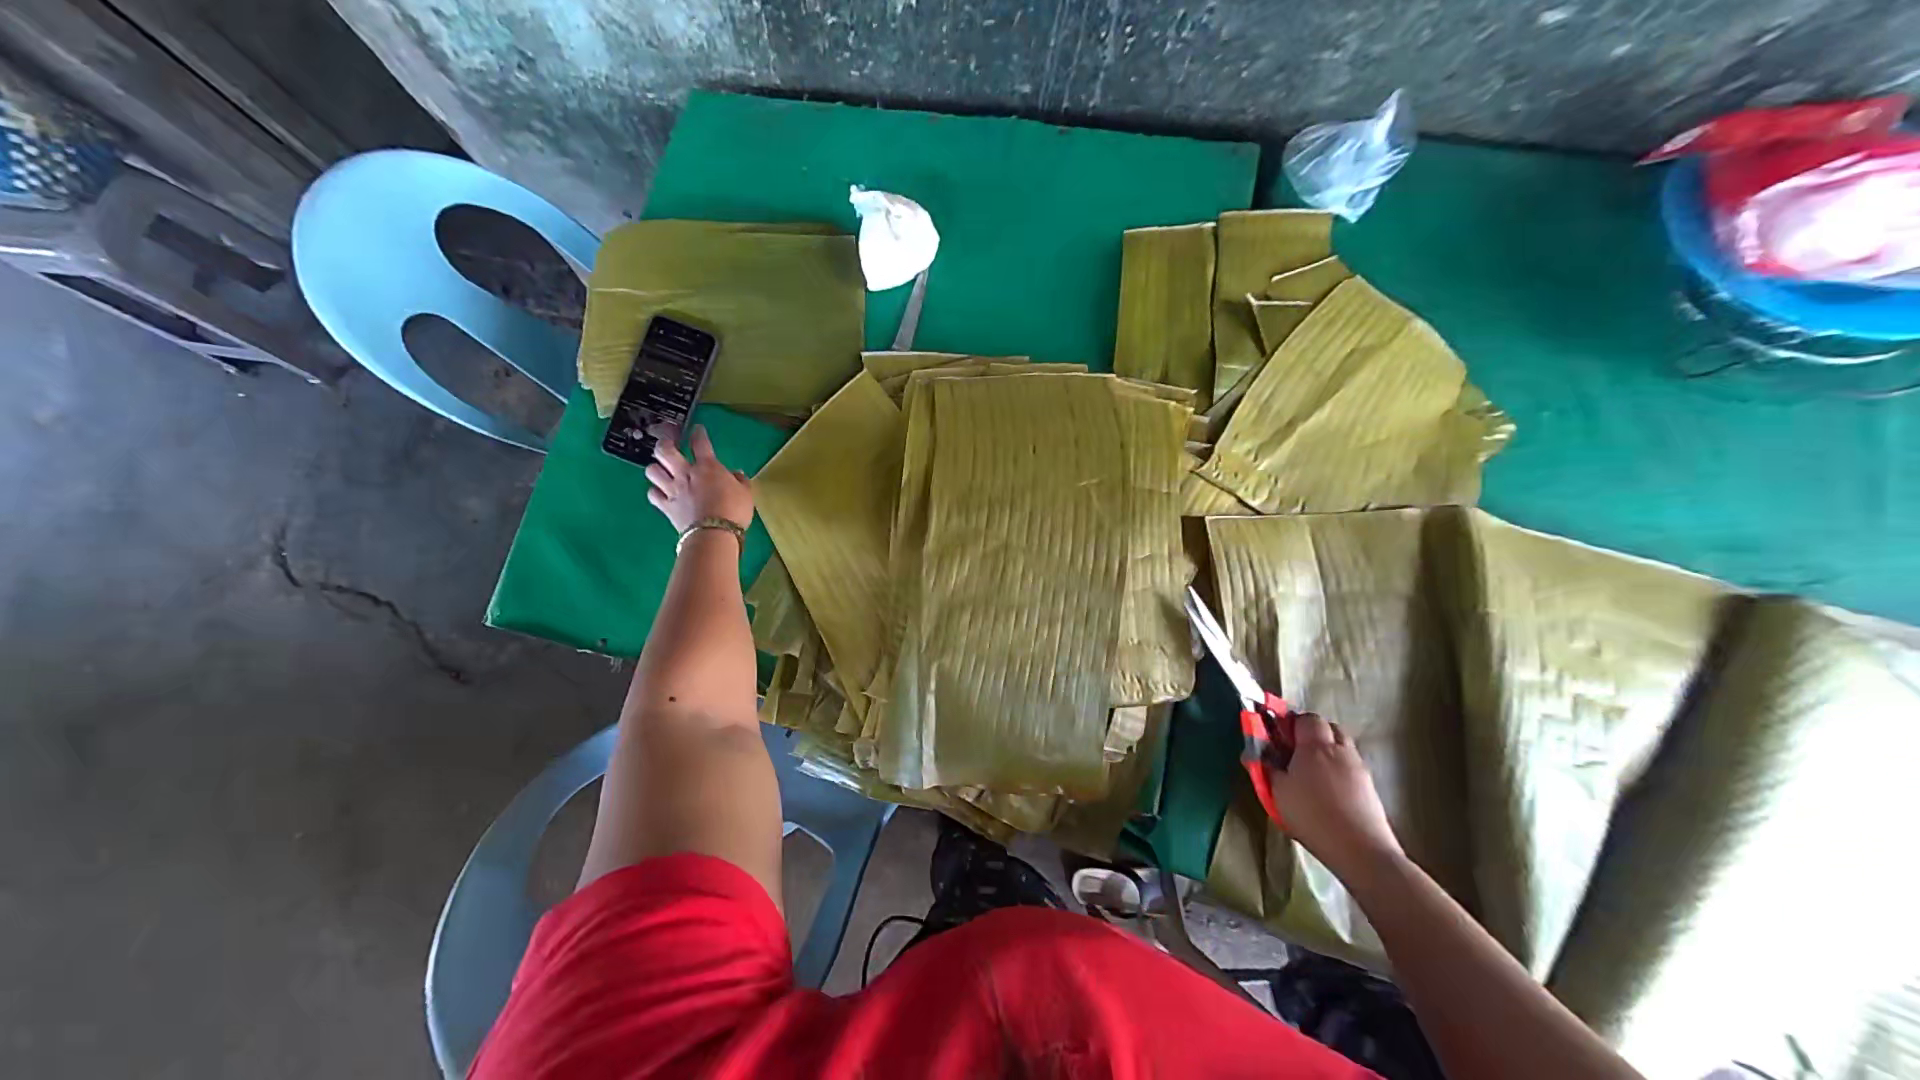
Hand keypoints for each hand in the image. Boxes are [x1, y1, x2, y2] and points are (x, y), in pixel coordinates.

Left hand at [644, 423, 753, 533]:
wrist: (714, 534)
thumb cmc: (734, 511)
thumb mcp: (746, 493)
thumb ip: (740, 481)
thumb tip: (736, 474)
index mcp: (707, 466)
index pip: (700, 442)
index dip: (698, 433)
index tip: (697, 429)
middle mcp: (685, 473)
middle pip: (665, 450)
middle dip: (665, 443)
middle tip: (669, 443)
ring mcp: (672, 490)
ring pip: (652, 470)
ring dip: (656, 467)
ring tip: (661, 469)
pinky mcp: (665, 506)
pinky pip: (652, 494)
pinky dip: (654, 491)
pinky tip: (660, 492)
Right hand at [1268, 712, 1403, 875]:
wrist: (1360, 849)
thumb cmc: (1311, 815)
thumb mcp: (1276, 792)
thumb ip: (1266, 767)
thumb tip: (1256, 752)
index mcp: (1314, 746)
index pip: (1306, 718)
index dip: (1291, 722)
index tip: (1277, 735)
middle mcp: (1340, 750)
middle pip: (1328, 727)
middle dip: (1312, 732)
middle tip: (1294, 750)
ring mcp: (1358, 768)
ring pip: (1342, 745)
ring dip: (1328, 749)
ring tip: (1312, 771)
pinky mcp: (1370, 786)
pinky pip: (1351, 765)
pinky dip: (1339, 768)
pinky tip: (1329, 789)